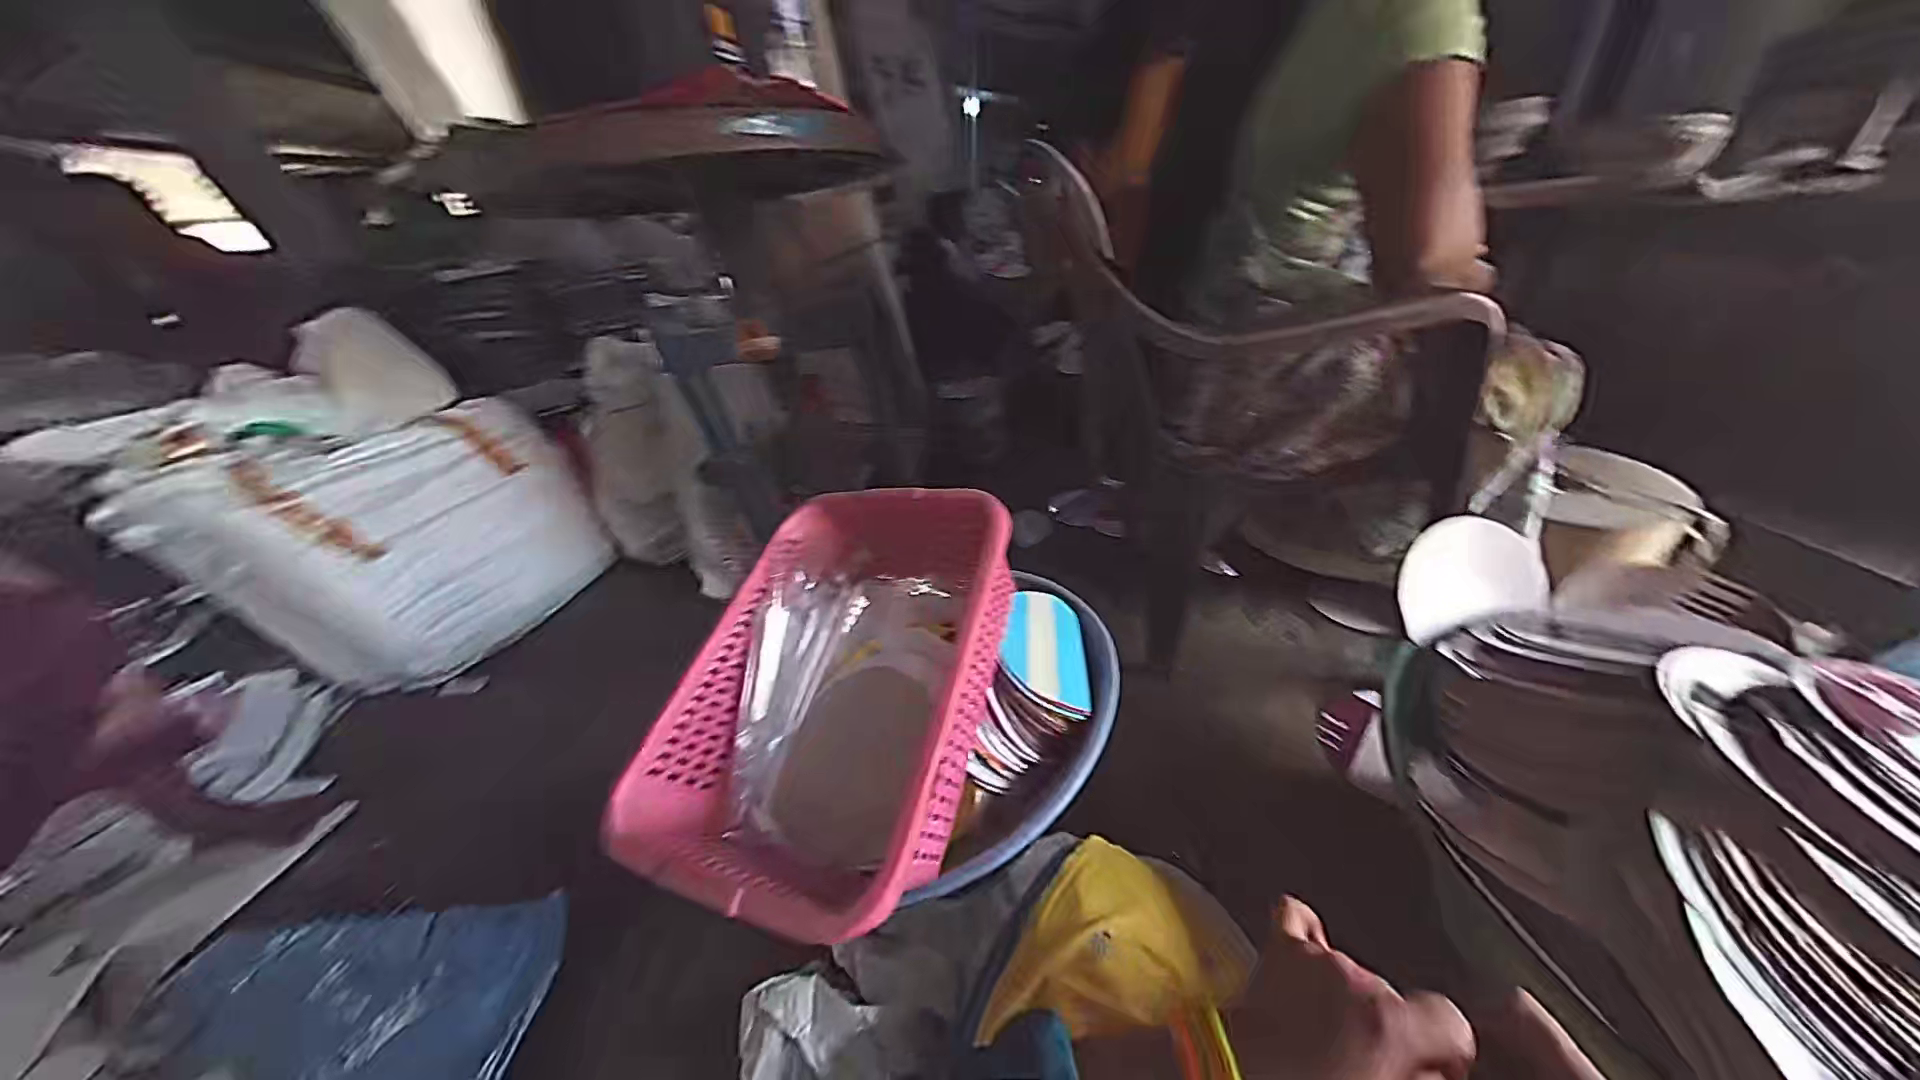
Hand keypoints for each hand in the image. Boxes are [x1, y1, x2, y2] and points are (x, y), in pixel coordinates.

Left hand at [1227, 897, 1474, 1079]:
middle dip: (1386, 1028)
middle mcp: (1354, 980)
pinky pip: (1296, 917)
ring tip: (1321, 1029)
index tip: (1432, 1066)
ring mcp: (1313, 960)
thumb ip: (1419, 1075)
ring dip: (1344, 996)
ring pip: (1349, 971)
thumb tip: (1430, 1069)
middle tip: (1361, 1058)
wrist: (1242, 1078)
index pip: (1449, 1020)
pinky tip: (1305, 953)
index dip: (1446, 1049)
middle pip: (1393, 999)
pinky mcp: (1278, 949)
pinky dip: (1305, 934)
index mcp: (1389, 1023)